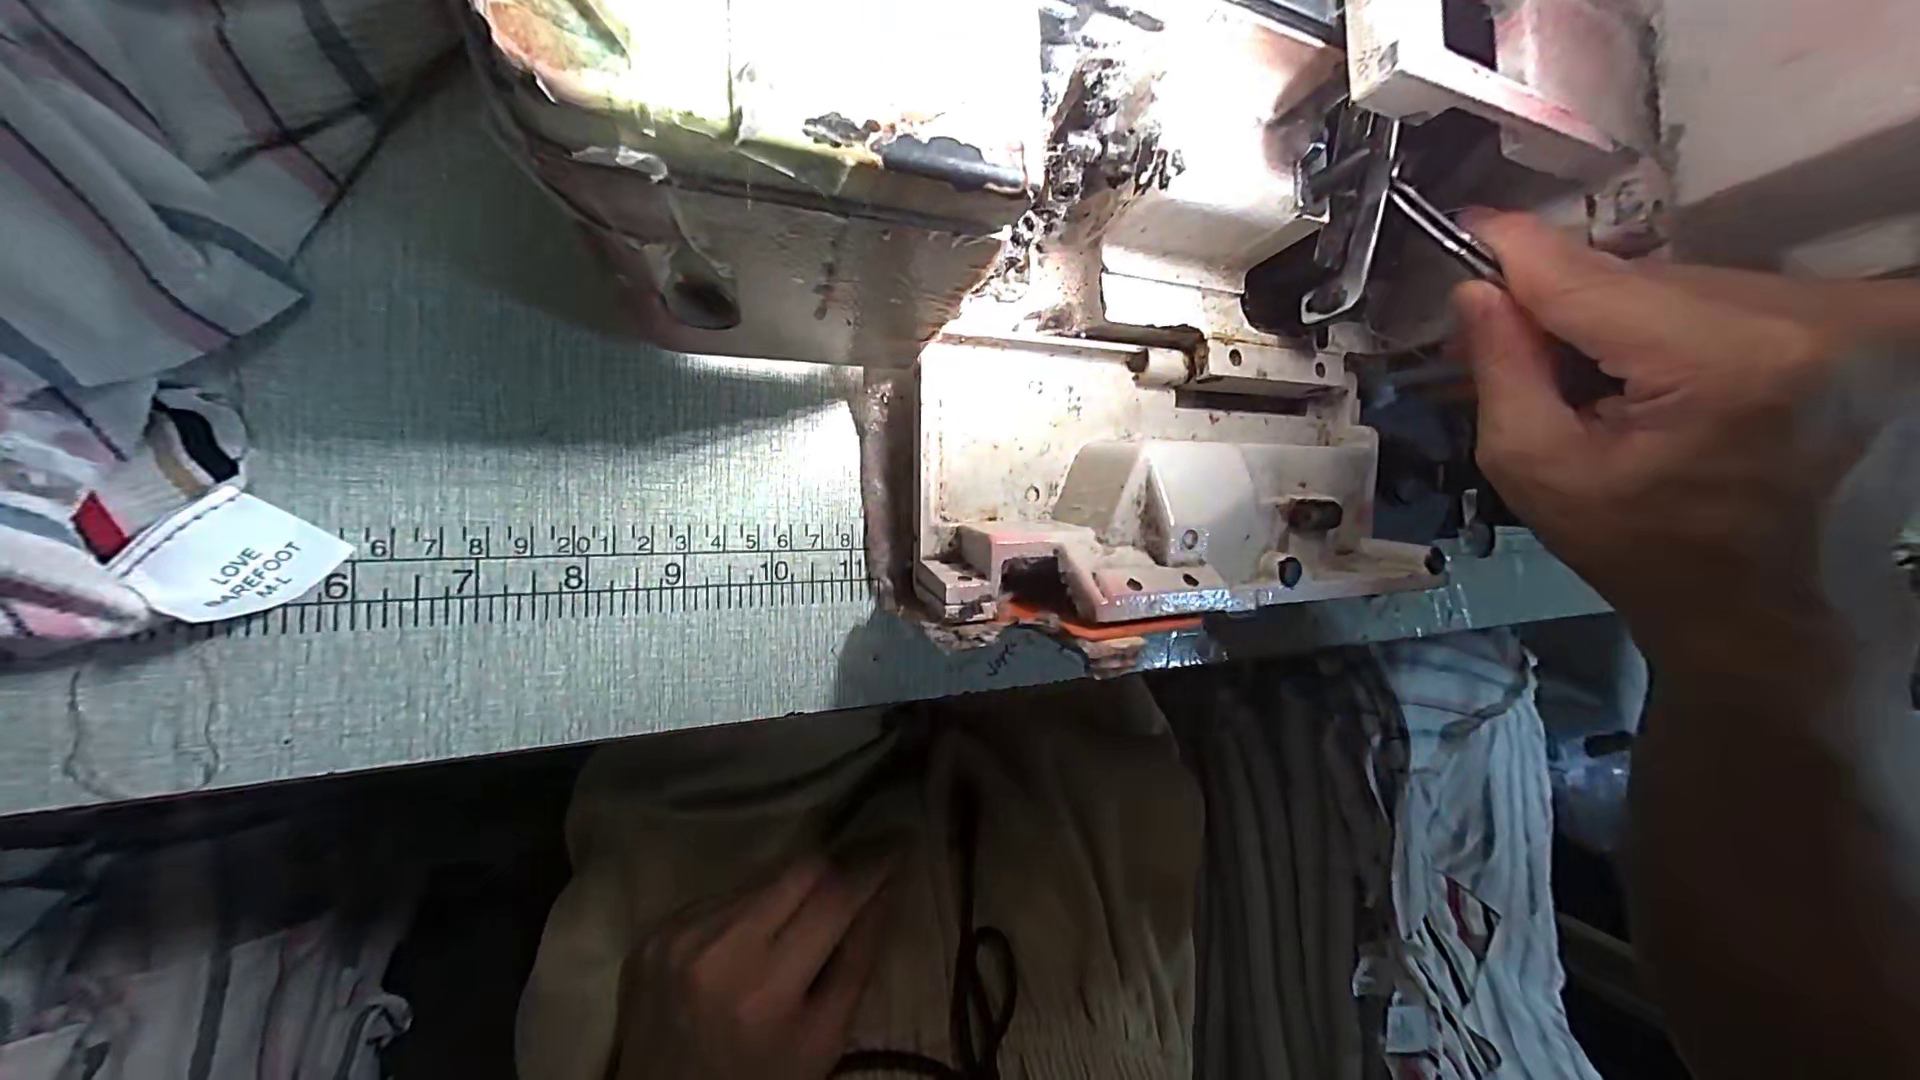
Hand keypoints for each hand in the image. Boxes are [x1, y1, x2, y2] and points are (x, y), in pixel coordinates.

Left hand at [618, 856, 892, 1079]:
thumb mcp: (824, 1040)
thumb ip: (859, 959)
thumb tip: (886, 886)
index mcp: (765, 992)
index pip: (834, 899)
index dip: (871, 866)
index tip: (898, 843)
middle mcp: (718, 951)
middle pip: (801, 870)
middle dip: (835, 872)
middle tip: (852, 883)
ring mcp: (680, 936)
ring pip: (765, 878)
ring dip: (790, 895)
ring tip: (790, 933)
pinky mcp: (657, 930)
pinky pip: (727, 895)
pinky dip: (748, 910)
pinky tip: (746, 946)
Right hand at [1450, 212, 1885, 672]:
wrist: (1764, 601)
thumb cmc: (1632, 544)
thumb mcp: (1533, 465)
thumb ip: (1502, 370)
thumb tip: (1475, 293)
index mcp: (1728, 363)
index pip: (1595, 281)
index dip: (1521, 251)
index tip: (1467, 221)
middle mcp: (1813, 318)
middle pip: (1640, 278)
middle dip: (1554, 297)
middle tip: (1487, 331)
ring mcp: (1854, 317)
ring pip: (1679, 282)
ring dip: (1603, 312)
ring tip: (1556, 368)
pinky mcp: (1863, 324)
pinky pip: (1720, 298)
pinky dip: (1654, 323)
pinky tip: (1624, 371)